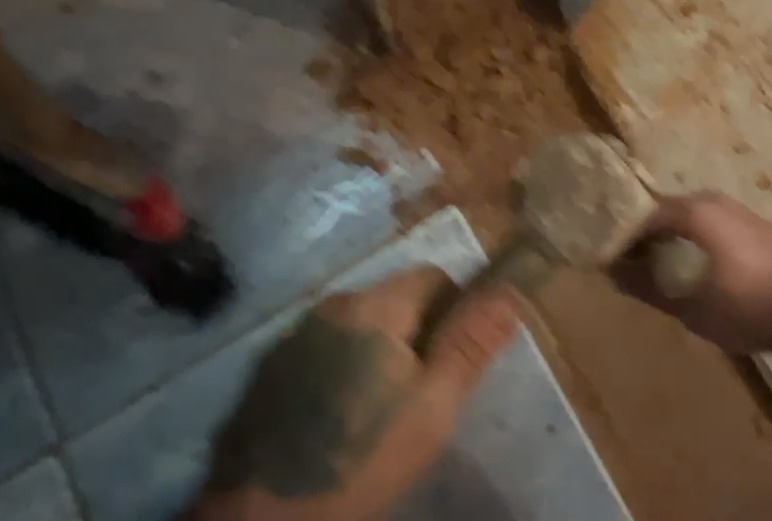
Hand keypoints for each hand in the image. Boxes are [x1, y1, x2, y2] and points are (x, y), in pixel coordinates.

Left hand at [189, 268, 520, 520]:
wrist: (262, 519)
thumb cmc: (362, 458)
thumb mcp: (433, 407)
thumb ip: (470, 343)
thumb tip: (509, 292)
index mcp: (373, 305)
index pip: (434, 276)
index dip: (456, 311)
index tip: (454, 362)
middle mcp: (331, 304)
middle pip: (395, 299)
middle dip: (417, 334)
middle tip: (421, 395)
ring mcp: (295, 335)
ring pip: (360, 326)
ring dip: (379, 352)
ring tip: (380, 410)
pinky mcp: (272, 368)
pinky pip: (326, 349)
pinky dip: (343, 368)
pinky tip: (341, 417)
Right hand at [612, 191, 771, 354]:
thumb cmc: (748, 305)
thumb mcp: (690, 305)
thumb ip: (648, 288)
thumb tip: (612, 273)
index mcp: (694, 210)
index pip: (642, 212)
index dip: (623, 235)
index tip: (606, 256)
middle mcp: (716, 201)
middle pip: (668, 212)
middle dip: (647, 235)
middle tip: (629, 263)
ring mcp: (742, 213)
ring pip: (693, 220)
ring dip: (674, 240)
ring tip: (659, 270)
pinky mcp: (761, 230)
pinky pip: (715, 229)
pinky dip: (698, 244)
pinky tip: (698, 272)